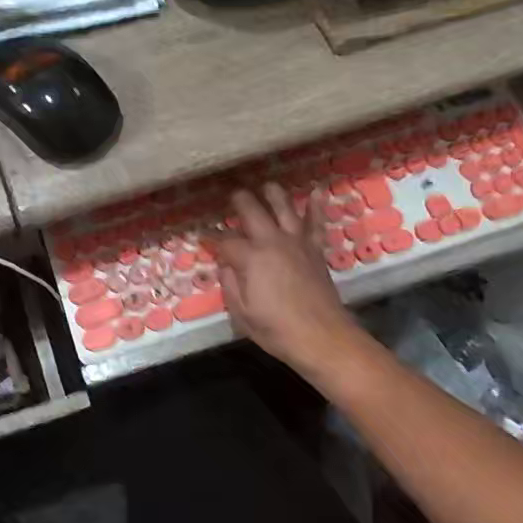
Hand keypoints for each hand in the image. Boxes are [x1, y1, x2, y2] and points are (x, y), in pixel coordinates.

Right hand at [213, 184, 366, 373]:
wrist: (322, 337)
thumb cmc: (276, 329)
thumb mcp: (241, 312)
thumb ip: (230, 284)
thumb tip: (226, 264)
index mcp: (251, 258)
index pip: (225, 241)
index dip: (211, 237)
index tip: (201, 234)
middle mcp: (273, 242)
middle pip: (253, 212)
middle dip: (240, 202)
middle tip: (232, 196)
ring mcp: (298, 243)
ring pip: (285, 208)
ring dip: (274, 195)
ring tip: (267, 186)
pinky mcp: (316, 250)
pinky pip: (316, 223)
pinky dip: (316, 207)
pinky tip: (316, 192)